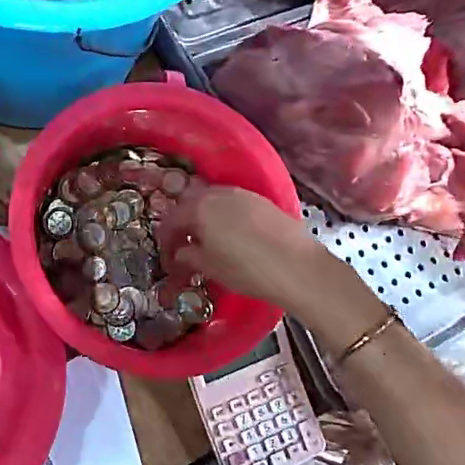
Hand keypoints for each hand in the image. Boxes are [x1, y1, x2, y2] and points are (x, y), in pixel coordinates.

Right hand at [158, 185, 383, 345]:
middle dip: (185, 222)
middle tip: (184, 244)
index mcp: (200, 208)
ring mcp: (245, 195)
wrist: (297, 267)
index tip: (167, 254)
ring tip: (209, 240)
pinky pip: (236, 204)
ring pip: (216, 200)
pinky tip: (233, 235)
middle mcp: (220, 194)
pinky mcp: (265, 202)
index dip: (167, 237)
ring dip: (207, 216)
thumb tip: (181, 253)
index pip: (173, 218)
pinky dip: (227, 216)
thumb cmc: (248, 270)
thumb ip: (191, 257)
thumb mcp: (212, 268)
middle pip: (193, 202)